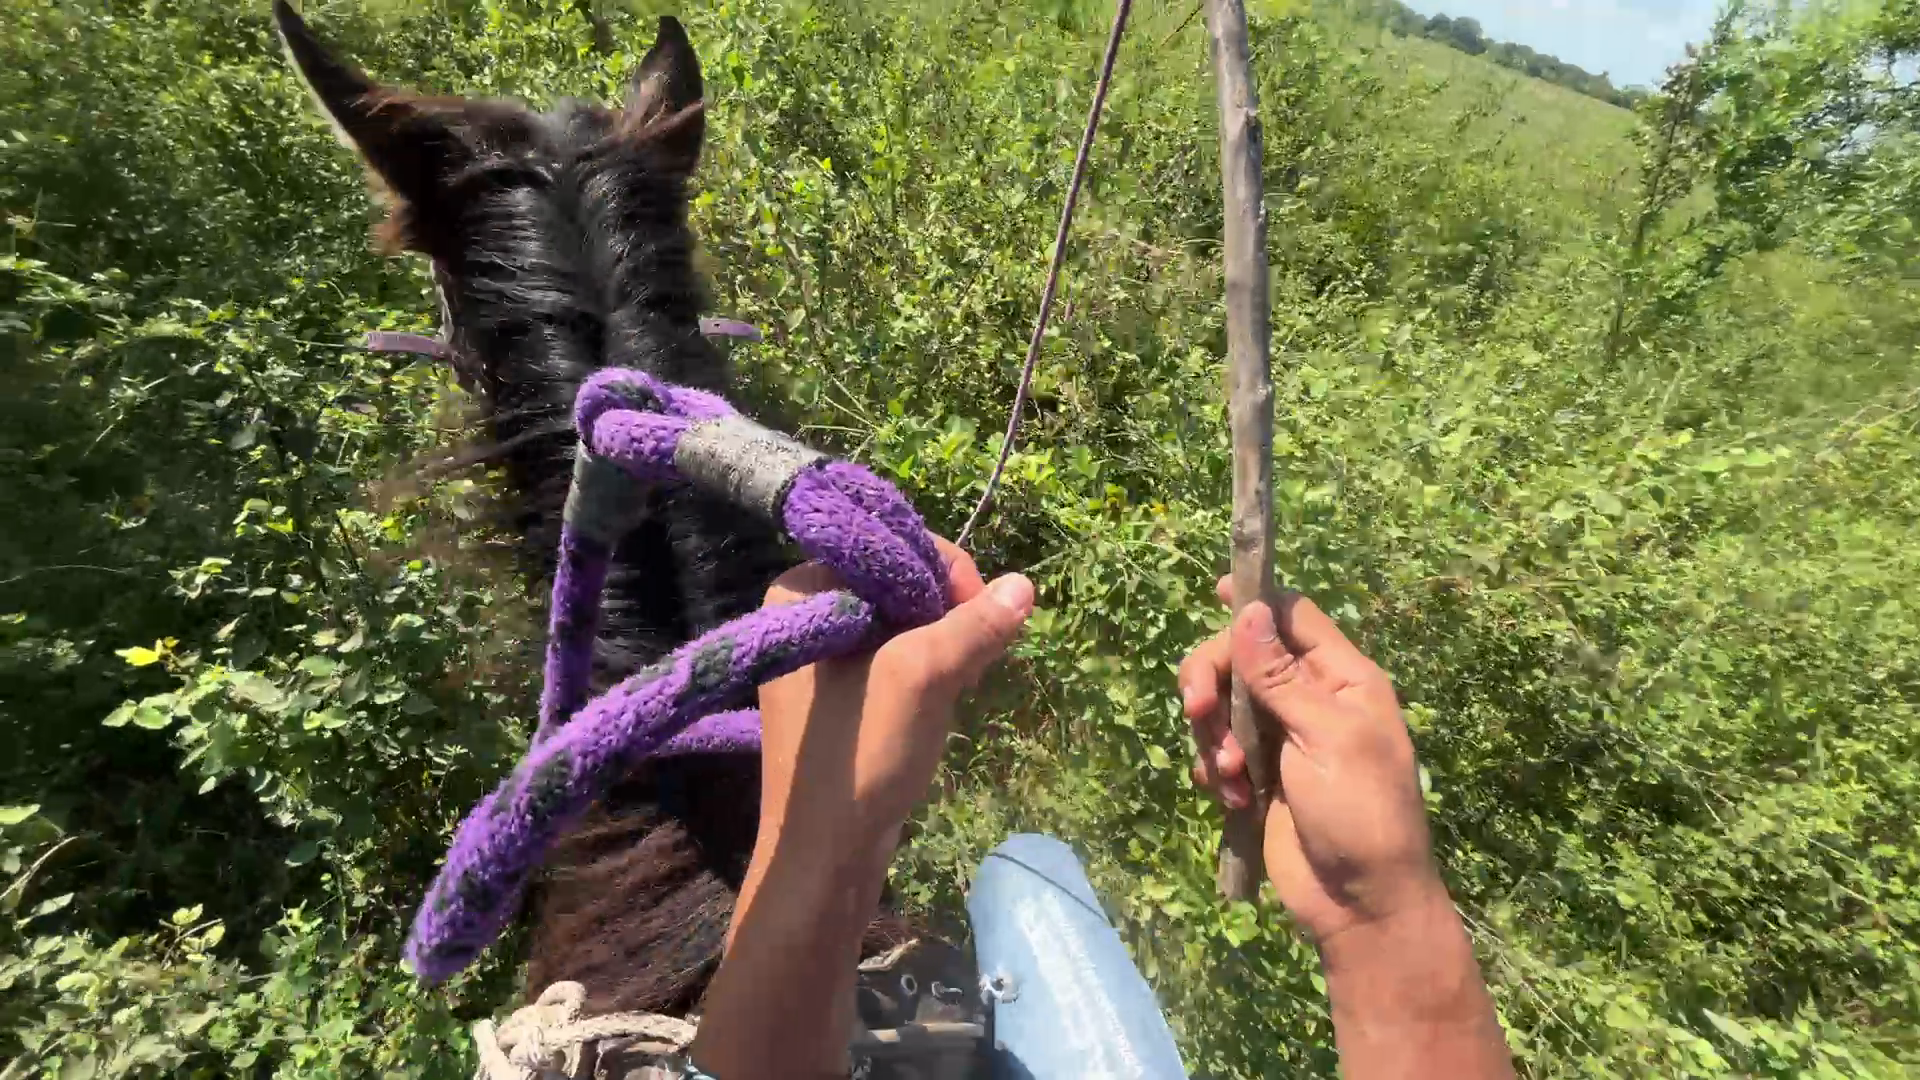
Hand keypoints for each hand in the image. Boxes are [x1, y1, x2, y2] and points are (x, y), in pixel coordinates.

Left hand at [694, 539, 1032, 1079]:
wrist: (825, 857)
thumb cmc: (860, 757)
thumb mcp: (922, 679)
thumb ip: (974, 626)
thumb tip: (1025, 584)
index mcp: (803, 590)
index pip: (889, 546)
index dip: (945, 569)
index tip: (983, 611)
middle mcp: (806, 611)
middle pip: (899, 581)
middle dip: (947, 611)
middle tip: (973, 656)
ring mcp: (824, 650)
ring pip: (904, 618)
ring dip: (944, 640)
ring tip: (961, 679)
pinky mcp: (842, 685)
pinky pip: (896, 650)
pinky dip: (929, 663)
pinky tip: (946, 692)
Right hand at [1178, 576, 1444, 944]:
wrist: (1358, 906)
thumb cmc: (1362, 815)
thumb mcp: (1325, 737)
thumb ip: (1279, 675)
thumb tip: (1247, 609)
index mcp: (1341, 679)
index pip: (1294, 617)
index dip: (1256, 601)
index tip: (1215, 591)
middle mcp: (1306, 697)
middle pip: (1240, 656)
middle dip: (1211, 680)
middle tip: (1194, 709)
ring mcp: (1277, 734)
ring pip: (1220, 701)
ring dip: (1214, 735)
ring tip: (1233, 775)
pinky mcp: (1255, 769)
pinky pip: (1215, 746)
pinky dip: (1216, 768)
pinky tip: (1234, 797)